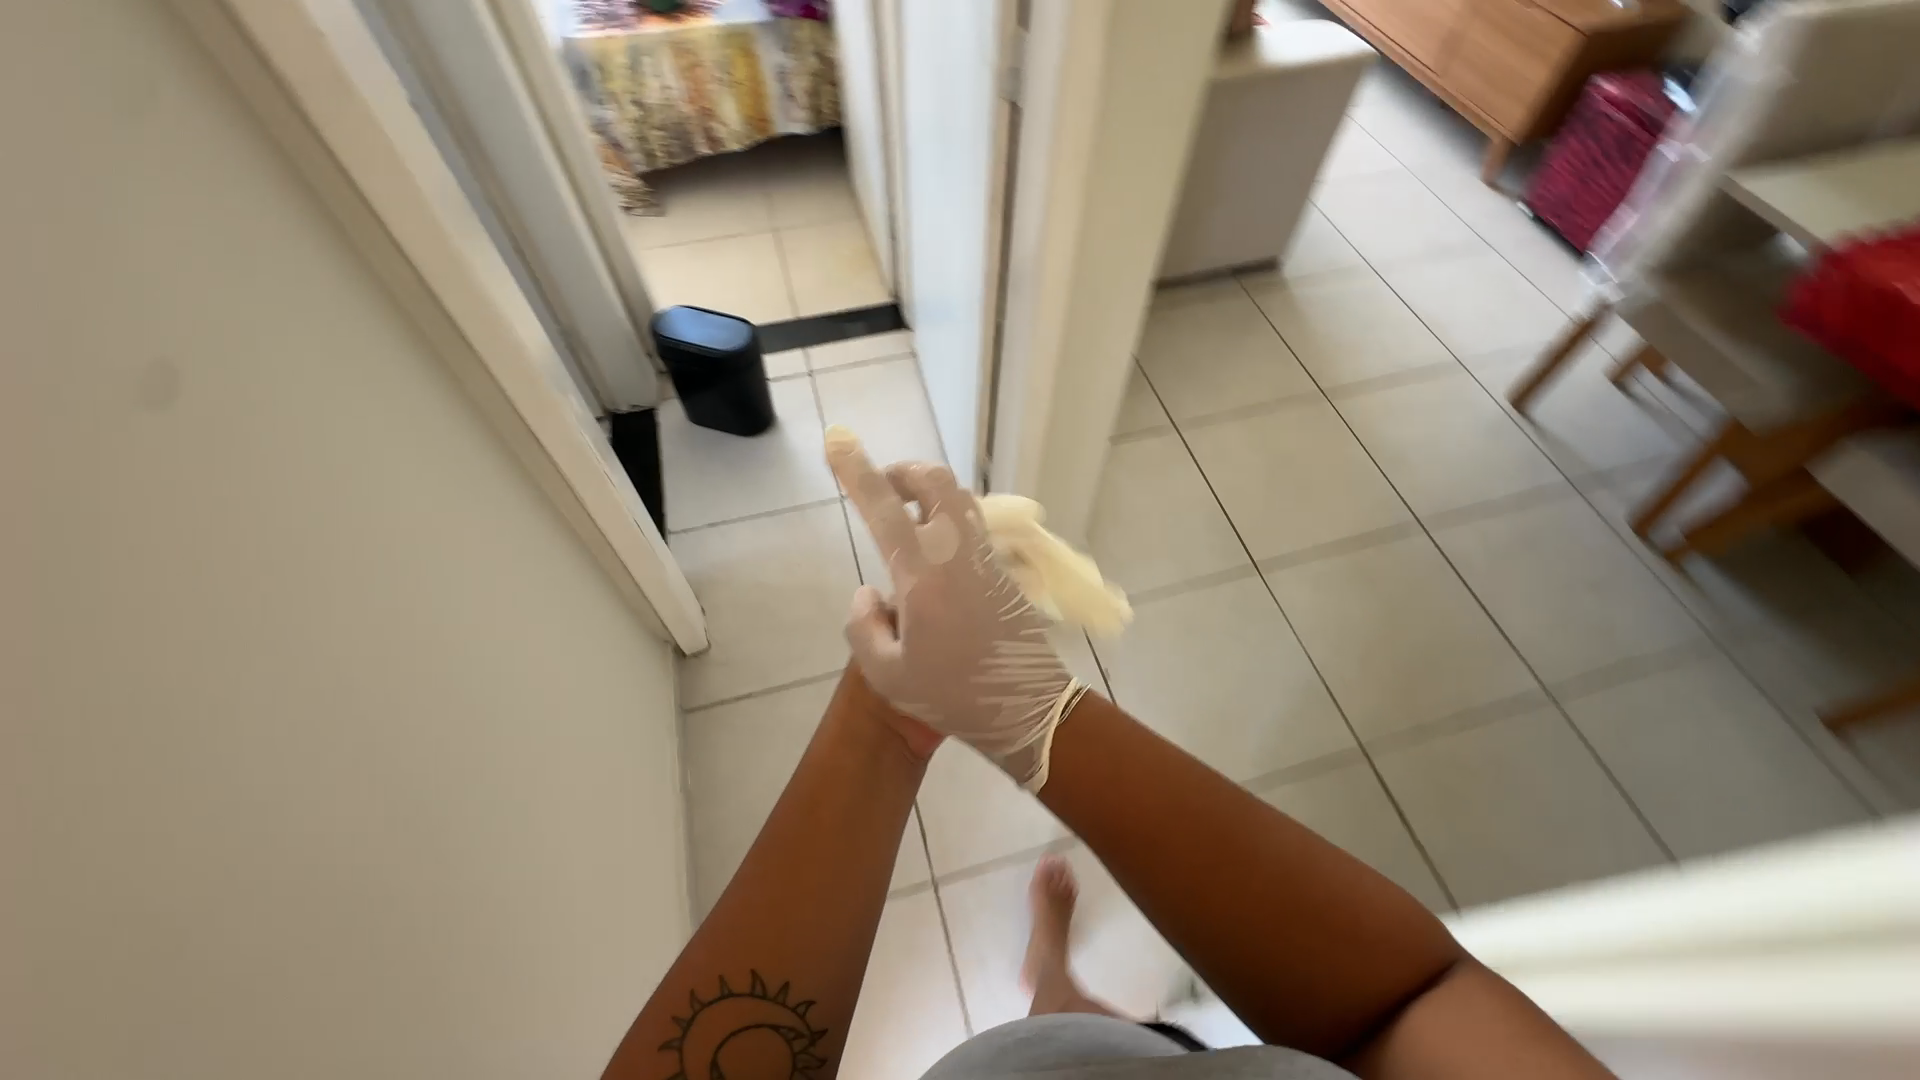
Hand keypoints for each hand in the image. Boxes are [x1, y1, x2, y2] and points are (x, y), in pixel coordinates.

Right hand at [826, 433, 1084, 790]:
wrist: (1026, 710)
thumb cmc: (950, 697)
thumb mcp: (885, 674)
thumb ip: (863, 624)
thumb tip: (871, 590)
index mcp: (923, 576)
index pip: (884, 508)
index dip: (857, 470)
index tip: (839, 441)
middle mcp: (957, 555)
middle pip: (935, 482)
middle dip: (902, 472)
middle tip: (882, 489)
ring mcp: (985, 560)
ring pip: (959, 499)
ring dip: (927, 494)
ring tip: (904, 521)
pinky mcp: (1003, 573)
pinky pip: (971, 527)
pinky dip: (946, 521)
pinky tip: (932, 558)